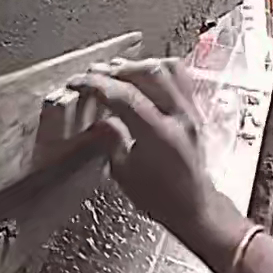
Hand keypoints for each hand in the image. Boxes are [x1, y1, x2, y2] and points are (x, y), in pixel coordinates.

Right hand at [68, 58, 246, 263]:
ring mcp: (191, 112)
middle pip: (148, 73)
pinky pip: (180, 77)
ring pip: (168, 68)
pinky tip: (141, 76)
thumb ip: (111, 138)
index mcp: (159, 135)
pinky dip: (157, 71)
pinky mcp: (195, 111)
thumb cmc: (158, 197)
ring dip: (138, 65)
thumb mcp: (123, 172)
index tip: (77, 82)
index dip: (96, 85)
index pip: (125, 96)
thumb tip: (98, 118)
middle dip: (116, 70)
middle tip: (94, 73)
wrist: (193, 207)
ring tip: (117, 70)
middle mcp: (180, 118)